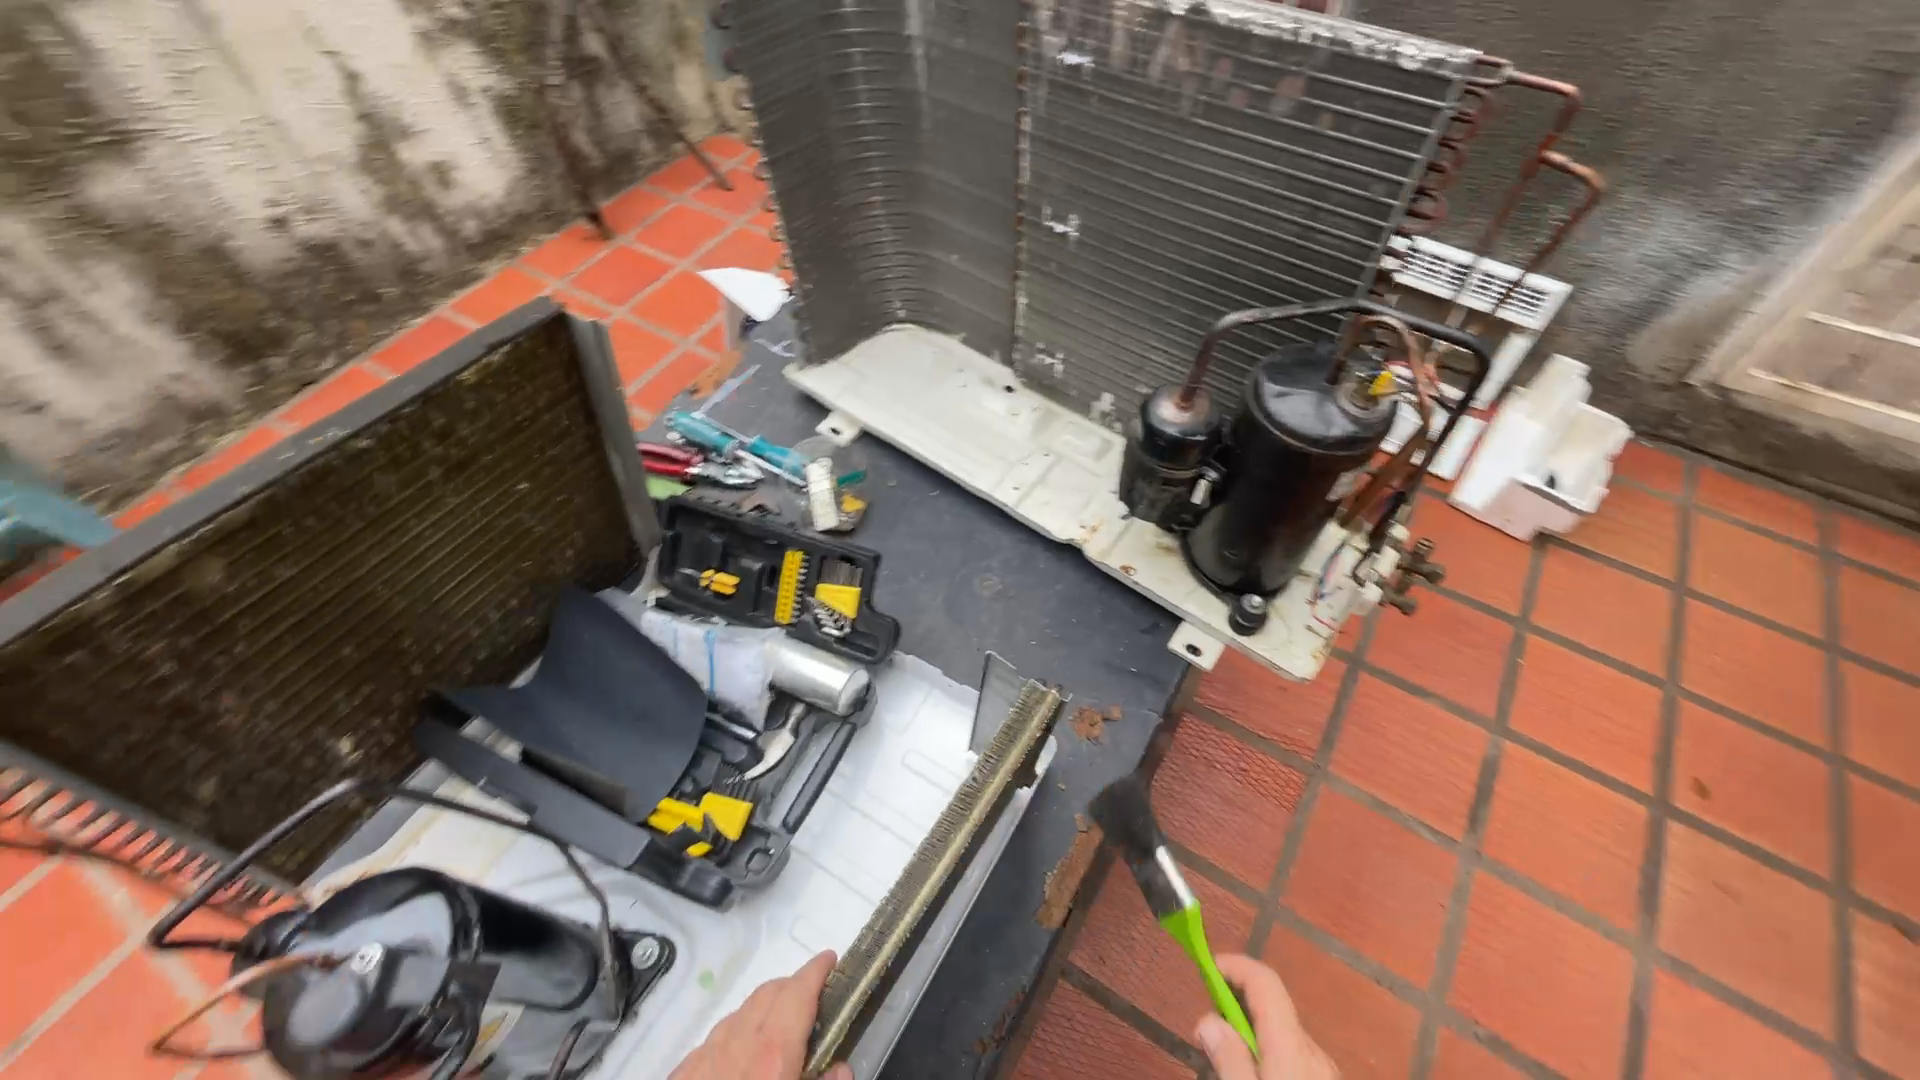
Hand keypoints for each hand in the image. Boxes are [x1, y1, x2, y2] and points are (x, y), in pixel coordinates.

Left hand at [669, 950, 852, 1079]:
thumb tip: (841, 1069)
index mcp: (772, 1055)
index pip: (799, 993)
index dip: (817, 971)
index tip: (831, 960)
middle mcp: (736, 1045)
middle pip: (769, 994)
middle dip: (794, 986)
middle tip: (815, 998)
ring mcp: (703, 1059)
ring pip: (739, 1015)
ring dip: (764, 1010)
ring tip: (782, 1031)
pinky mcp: (680, 1075)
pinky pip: (714, 1041)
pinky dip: (736, 1036)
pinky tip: (741, 1062)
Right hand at [1194, 954, 1337, 1079]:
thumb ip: (1229, 1058)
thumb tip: (1208, 1021)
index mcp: (1293, 1047)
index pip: (1266, 983)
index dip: (1236, 965)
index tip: (1206, 966)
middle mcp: (1313, 1051)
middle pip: (1270, 1008)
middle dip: (1234, 1006)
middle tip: (1204, 1030)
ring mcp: (1323, 1069)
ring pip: (1278, 1033)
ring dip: (1248, 1032)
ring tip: (1223, 1058)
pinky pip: (1289, 1053)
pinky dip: (1264, 1050)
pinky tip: (1250, 1072)